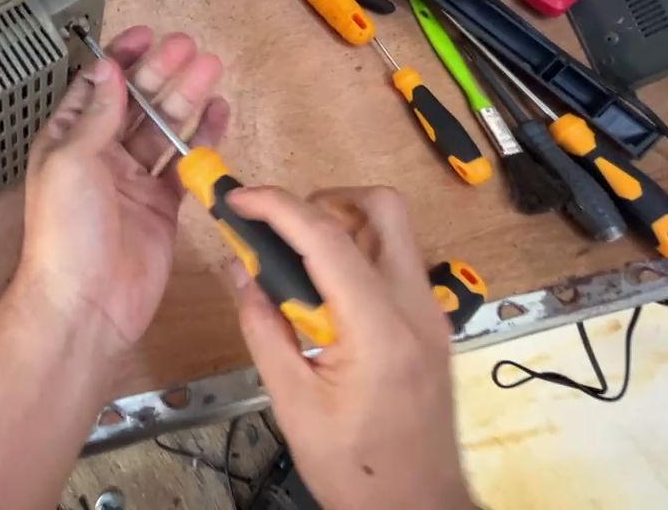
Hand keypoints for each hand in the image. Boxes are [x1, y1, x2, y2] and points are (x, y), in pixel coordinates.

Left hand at [12, 26, 228, 359]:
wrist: (85, 304)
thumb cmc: (65, 230)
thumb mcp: (72, 160)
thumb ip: (97, 114)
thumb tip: (108, 69)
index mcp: (68, 139)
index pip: (97, 87)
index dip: (121, 59)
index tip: (146, 36)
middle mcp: (100, 154)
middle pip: (136, 103)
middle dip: (161, 73)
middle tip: (188, 47)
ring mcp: (133, 179)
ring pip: (163, 129)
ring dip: (185, 98)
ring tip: (210, 68)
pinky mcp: (162, 205)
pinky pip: (183, 164)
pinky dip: (200, 139)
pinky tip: (217, 114)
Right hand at [228, 186, 472, 509]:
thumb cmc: (355, 469)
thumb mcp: (292, 403)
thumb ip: (262, 327)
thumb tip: (238, 268)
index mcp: (379, 329)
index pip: (328, 238)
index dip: (276, 206)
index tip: (237, 199)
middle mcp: (415, 306)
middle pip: (382, 207)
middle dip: (325, 198)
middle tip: (283, 227)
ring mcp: (430, 311)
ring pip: (391, 226)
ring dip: (341, 221)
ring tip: (297, 256)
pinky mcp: (429, 320)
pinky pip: (392, 257)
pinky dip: (354, 249)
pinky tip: (323, 288)